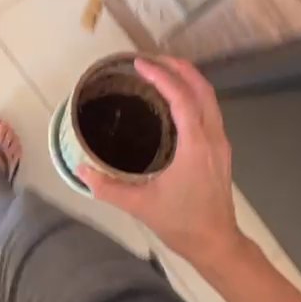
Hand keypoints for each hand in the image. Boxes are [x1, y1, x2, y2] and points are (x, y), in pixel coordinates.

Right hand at [80, 57, 246, 268]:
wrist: (216, 243)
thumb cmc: (182, 223)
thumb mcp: (140, 206)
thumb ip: (107, 187)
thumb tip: (80, 170)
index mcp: (195, 144)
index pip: (181, 97)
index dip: (161, 76)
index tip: (139, 63)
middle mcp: (212, 137)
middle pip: (202, 88)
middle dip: (178, 68)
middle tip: (151, 59)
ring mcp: (220, 142)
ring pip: (209, 97)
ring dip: (188, 78)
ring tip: (162, 70)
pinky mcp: (220, 149)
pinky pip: (209, 109)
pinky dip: (193, 94)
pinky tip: (175, 99)